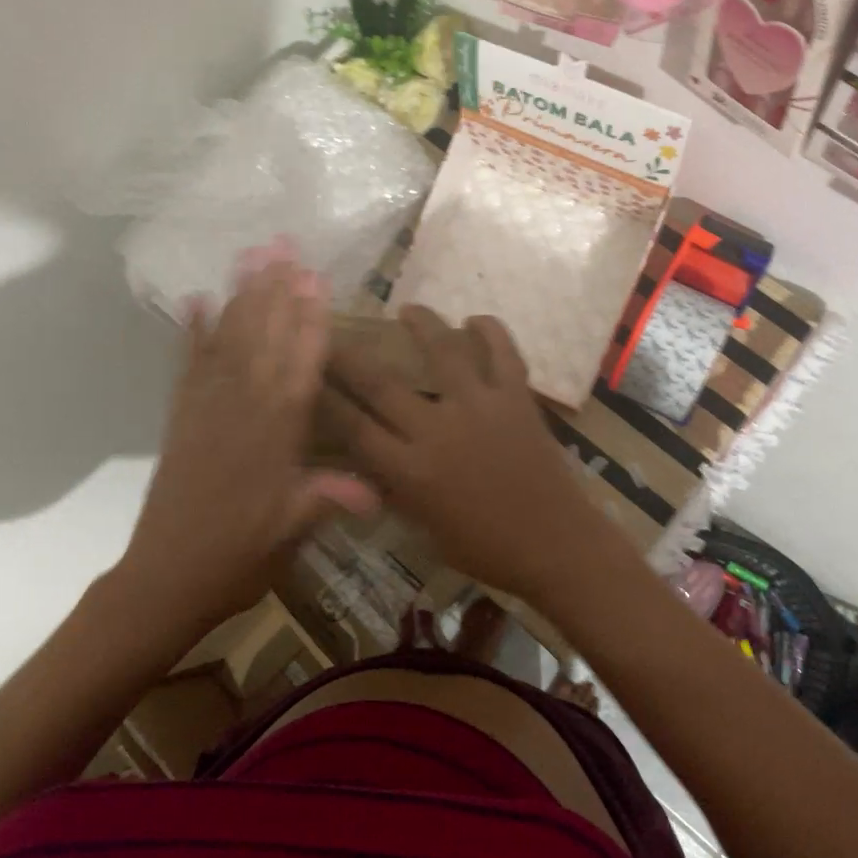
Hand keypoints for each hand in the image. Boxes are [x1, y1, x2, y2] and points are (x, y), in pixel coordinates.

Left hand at [113, 240, 377, 632]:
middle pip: (262, 339)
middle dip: (274, 290)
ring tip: (250, 256)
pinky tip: (196, 301)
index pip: (299, 365)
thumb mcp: (293, 529)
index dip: (309, 320)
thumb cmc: (240, 557)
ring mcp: (206, 409)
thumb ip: (329, 499)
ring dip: (240, 297)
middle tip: (282, 243)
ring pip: (228, 342)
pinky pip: (188, 366)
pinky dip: (192, 333)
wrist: (166, 579)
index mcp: (276, 434)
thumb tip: (379, 491)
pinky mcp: (180, 418)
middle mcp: (241, 410)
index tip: (315, 277)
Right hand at [322, 305, 628, 600]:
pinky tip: (476, 319)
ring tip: (409, 308)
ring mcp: (480, 407)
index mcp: (410, 470)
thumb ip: (399, 492)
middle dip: (347, 356)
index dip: (323, 398)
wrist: (555, 543)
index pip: (352, 427)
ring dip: (423, 324)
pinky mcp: (516, 398)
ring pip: (443, 350)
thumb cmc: (487, 549)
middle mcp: (437, 430)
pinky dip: (491, 331)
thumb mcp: (428, 529)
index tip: (303, 374)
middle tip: (329, 333)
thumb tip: (372, 466)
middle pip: (381, 384)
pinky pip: (503, 353)